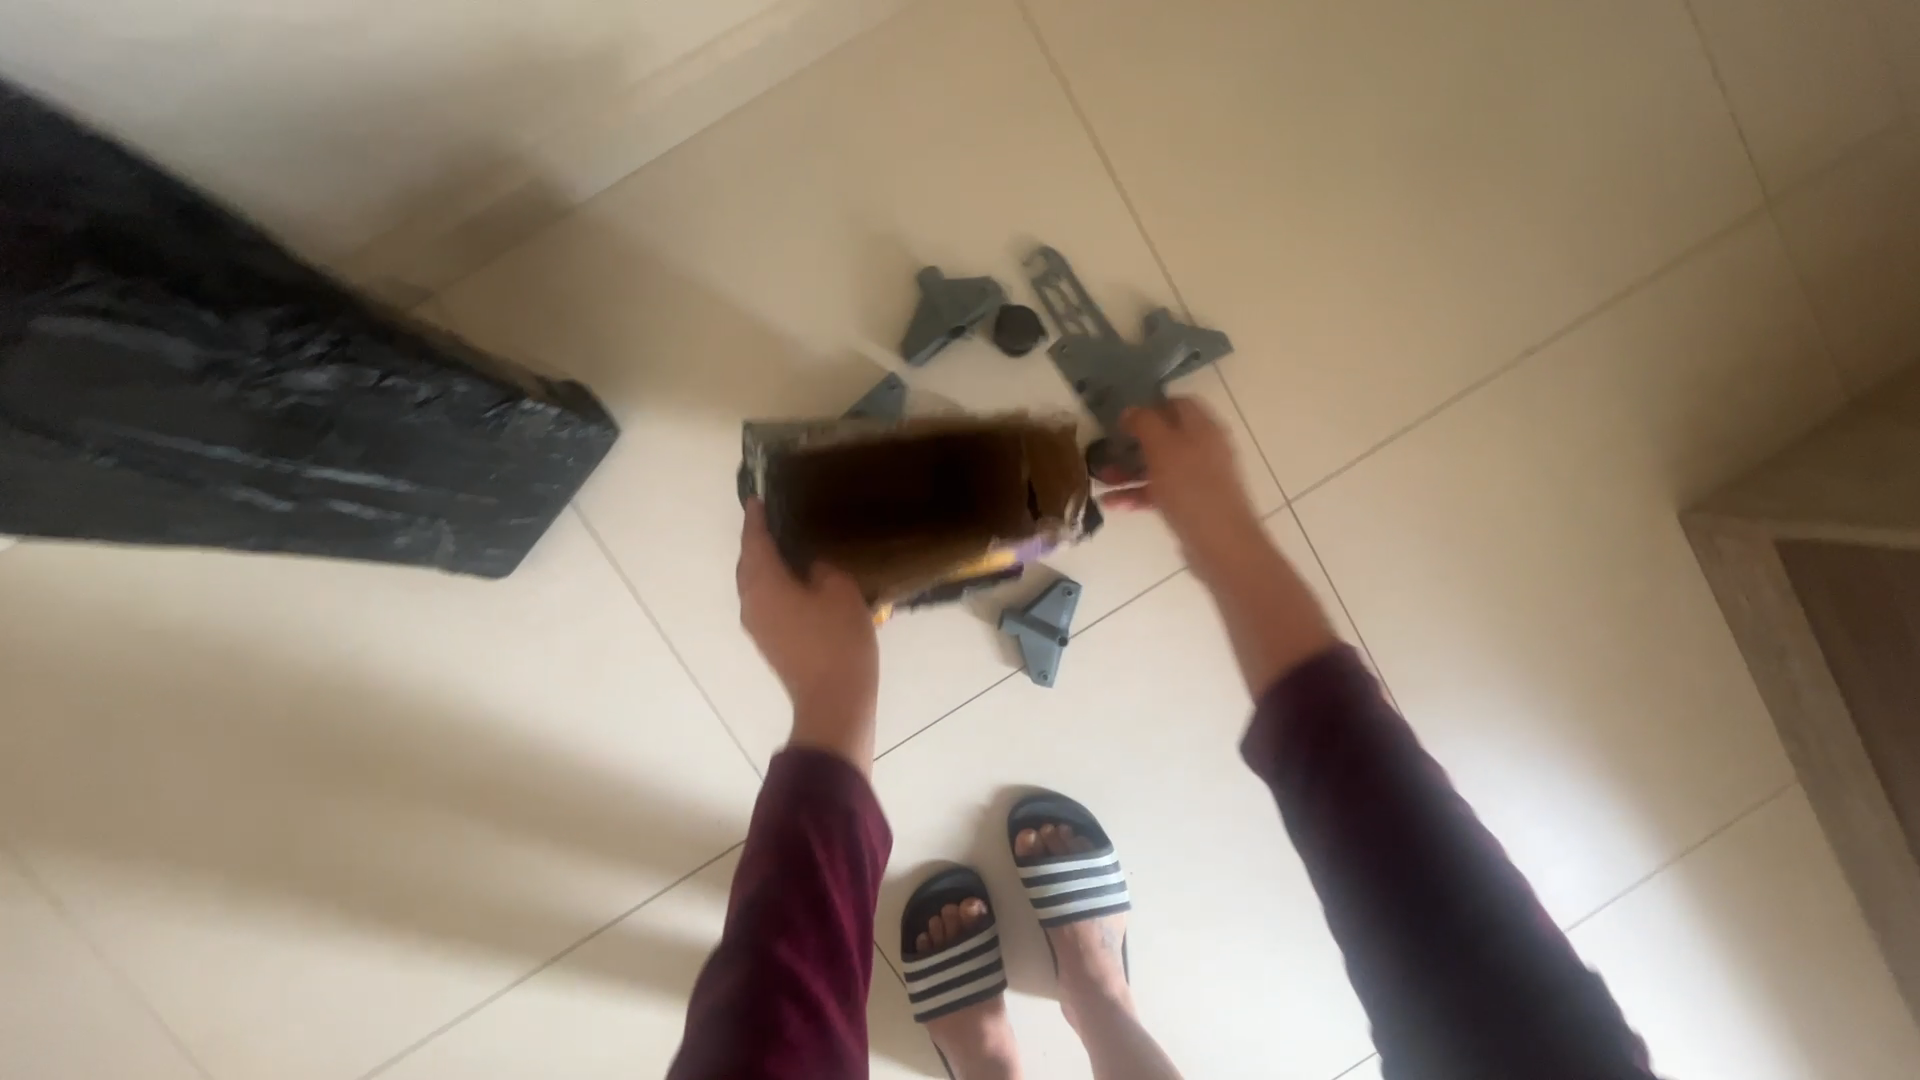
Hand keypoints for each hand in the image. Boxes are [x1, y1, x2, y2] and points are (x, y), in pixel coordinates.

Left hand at [737, 499, 880, 769]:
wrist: (834, 700)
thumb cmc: (837, 640)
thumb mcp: (840, 591)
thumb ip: (822, 568)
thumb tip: (811, 567)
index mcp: (763, 583)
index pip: (755, 541)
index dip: (756, 519)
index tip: (757, 499)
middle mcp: (751, 602)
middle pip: (749, 563)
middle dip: (759, 542)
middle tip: (777, 520)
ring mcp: (758, 625)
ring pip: (756, 585)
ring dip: (767, 566)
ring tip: (790, 549)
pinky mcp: (770, 642)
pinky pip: (766, 601)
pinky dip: (776, 585)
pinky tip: (799, 582)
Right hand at [1102, 399, 1267, 583]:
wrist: (1220, 542)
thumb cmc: (1190, 487)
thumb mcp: (1162, 447)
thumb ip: (1144, 423)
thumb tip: (1131, 411)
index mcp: (1202, 427)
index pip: (1177, 404)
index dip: (1150, 407)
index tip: (1123, 420)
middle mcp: (1204, 448)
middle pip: (1165, 438)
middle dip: (1132, 445)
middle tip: (1106, 452)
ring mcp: (1199, 478)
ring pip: (1159, 467)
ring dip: (1129, 472)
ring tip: (1101, 481)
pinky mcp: (1192, 504)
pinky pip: (1161, 492)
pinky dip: (1138, 495)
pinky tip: (1113, 504)